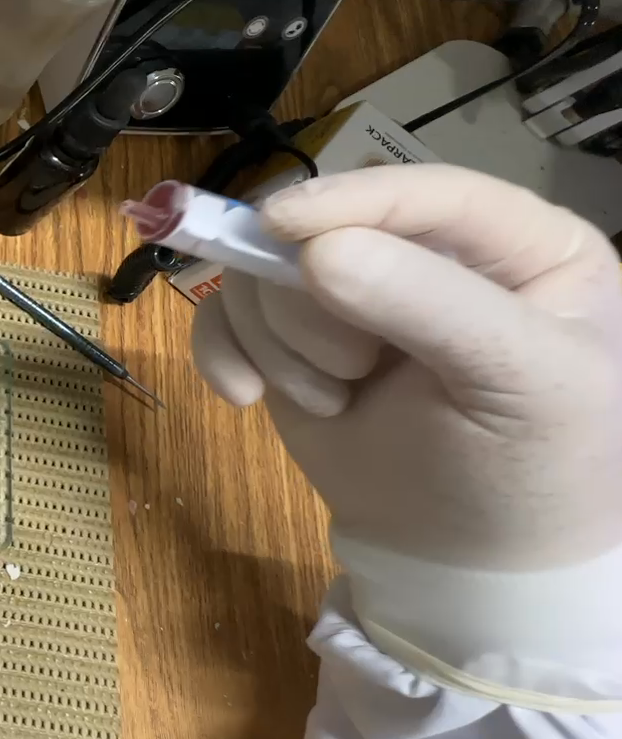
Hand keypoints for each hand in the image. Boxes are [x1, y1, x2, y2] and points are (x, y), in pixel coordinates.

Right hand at [192, 164, 621, 571]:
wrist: (450, 545)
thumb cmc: (523, 467)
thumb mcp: (518, 385)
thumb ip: (431, 307)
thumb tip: (313, 250)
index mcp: (512, 248)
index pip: (426, 193)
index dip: (349, 200)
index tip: (277, 227)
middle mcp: (416, 257)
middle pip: (312, 235)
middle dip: (308, 312)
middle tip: (349, 372)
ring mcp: (335, 296)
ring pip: (253, 277)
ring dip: (272, 348)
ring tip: (327, 399)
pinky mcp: (275, 334)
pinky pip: (214, 316)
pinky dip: (217, 354)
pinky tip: (242, 395)